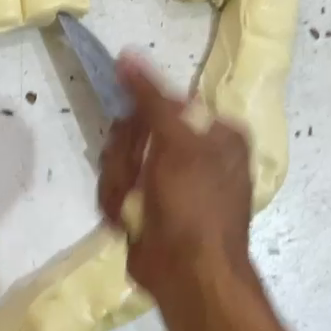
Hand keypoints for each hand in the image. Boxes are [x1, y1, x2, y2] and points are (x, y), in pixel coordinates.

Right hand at [97, 53, 255, 299]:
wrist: (189, 275)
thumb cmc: (193, 206)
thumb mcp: (176, 142)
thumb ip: (150, 98)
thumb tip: (126, 54)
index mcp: (214, 133)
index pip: (160, 102)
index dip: (139, 120)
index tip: (131, 134)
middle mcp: (194, 153)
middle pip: (132, 132)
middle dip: (124, 158)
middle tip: (134, 178)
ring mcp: (168, 181)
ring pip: (118, 161)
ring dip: (116, 184)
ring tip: (130, 207)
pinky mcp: (147, 205)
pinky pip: (115, 187)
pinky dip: (116, 203)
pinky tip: (127, 220)